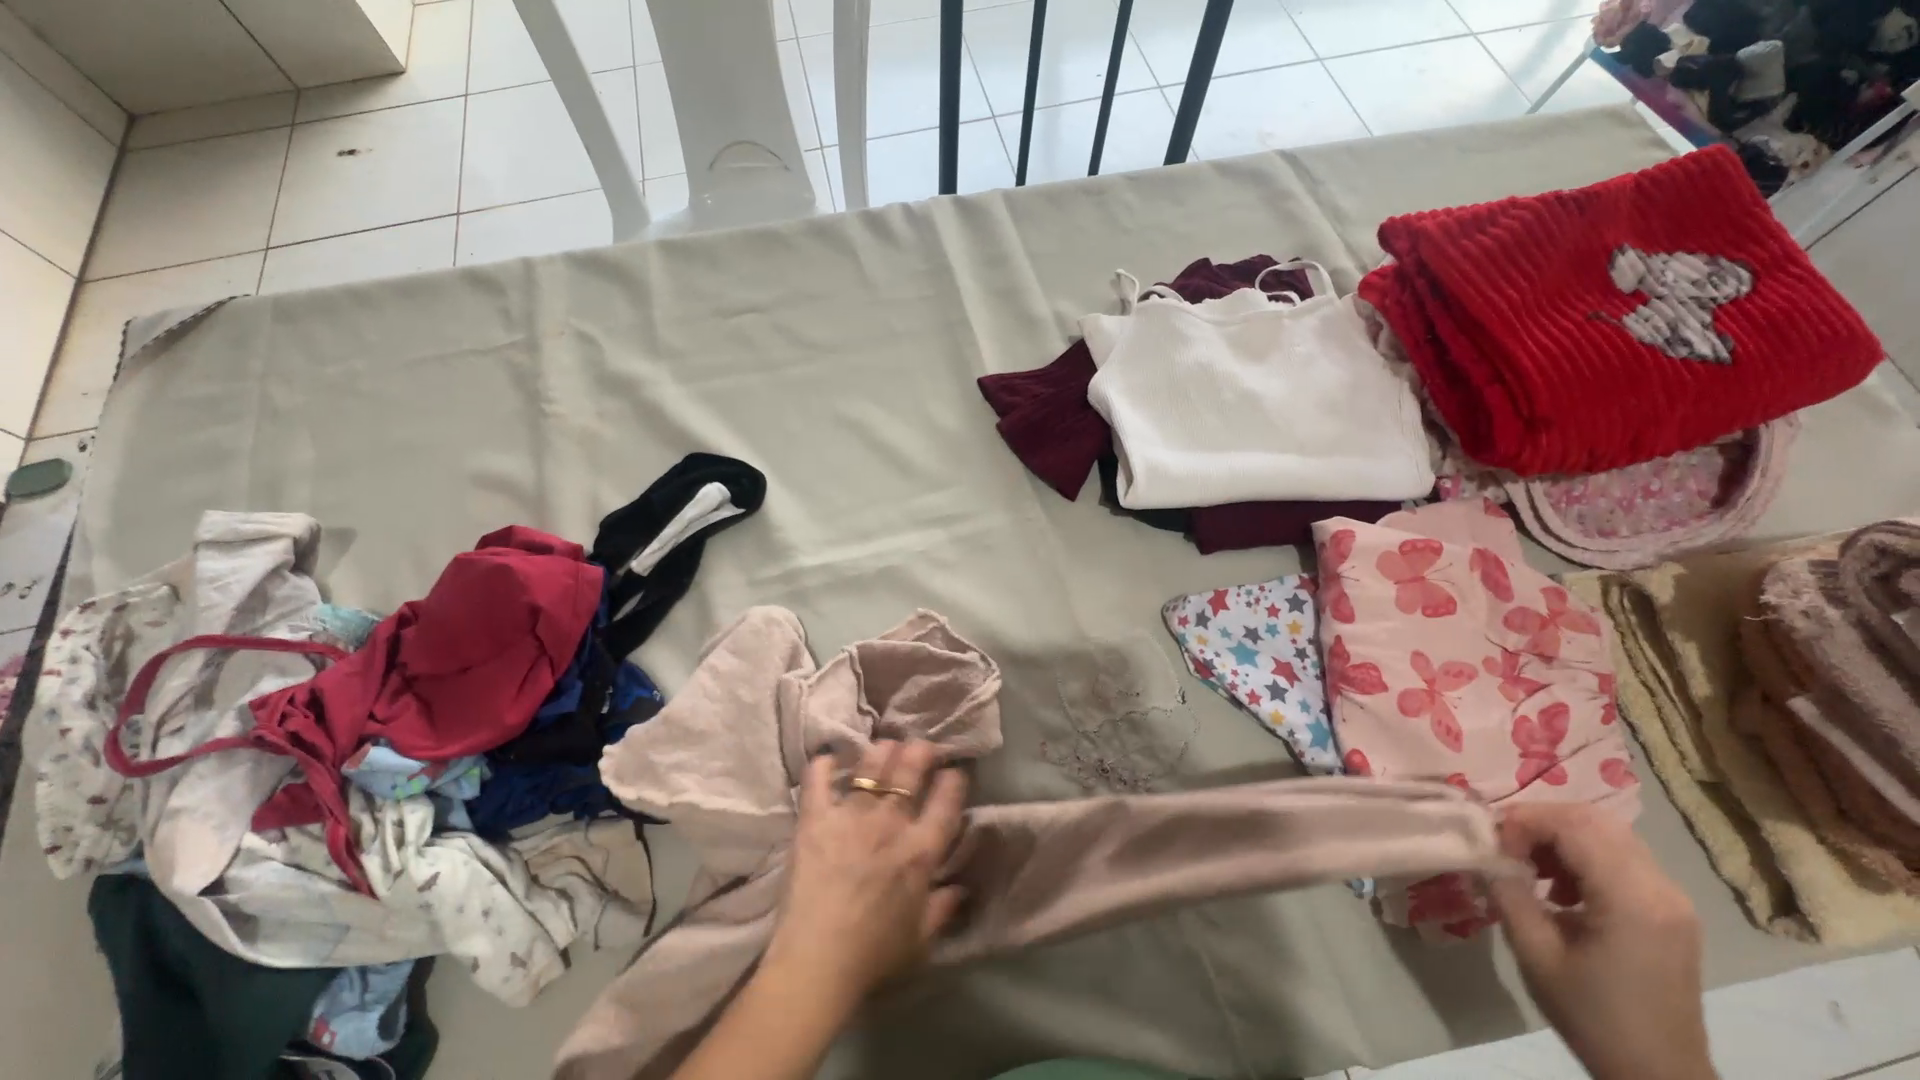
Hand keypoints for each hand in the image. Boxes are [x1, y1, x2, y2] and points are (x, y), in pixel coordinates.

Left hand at [762, 739, 969, 1009]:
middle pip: (909, 772)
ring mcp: (850, 817)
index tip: (955, 771)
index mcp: (921, 852)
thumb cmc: (874, 955)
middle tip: (922, 746)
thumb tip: (961, 888)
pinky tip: (827, 756)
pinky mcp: (814, 821)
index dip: (954, 781)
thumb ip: (943, 908)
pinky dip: (822, 765)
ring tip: (885, 744)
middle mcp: (890, 825)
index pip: (946, 803)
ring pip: (870, 768)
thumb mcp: (922, 938)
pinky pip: (817, 781)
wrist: (818, 960)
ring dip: (881, 751)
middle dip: (920, 752)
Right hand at [1490, 803, 1716, 1079]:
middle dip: (1543, 822)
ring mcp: (1674, 899)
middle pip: (1597, 820)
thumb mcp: (1535, 954)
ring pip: (1612, 835)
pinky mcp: (1673, 911)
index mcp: (1632, 898)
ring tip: (1531, 870)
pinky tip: (1562, 891)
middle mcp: (1662, 888)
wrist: (1658, 1073)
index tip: (1493, 844)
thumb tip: (1488, 855)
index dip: (1526, 821)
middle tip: (1507, 848)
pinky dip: (1586, 857)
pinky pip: (1625, 860)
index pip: (1574, 825)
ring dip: (1564, 839)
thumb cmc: (1592, 1016)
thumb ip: (1508, 894)